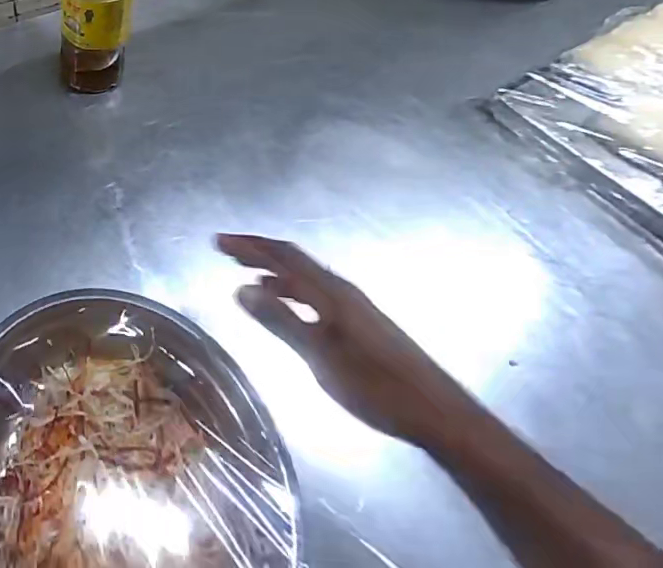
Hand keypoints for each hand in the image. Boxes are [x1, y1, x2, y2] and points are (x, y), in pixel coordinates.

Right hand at [217, 233, 478, 449]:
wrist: (445, 419)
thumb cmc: (378, 387)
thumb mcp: (320, 356)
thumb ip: (280, 320)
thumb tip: (240, 288)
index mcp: (332, 293)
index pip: (283, 257)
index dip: (249, 246)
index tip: (218, 241)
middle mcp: (343, 292)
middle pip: (295, 260)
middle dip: (258, 251)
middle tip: (226, 249)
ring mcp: (355, 308)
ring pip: (306, 276)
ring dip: (274, 270)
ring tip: (248, 275)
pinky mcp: (362, 324)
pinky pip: (316, 292)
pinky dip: (292, 288)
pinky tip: (286, 304)